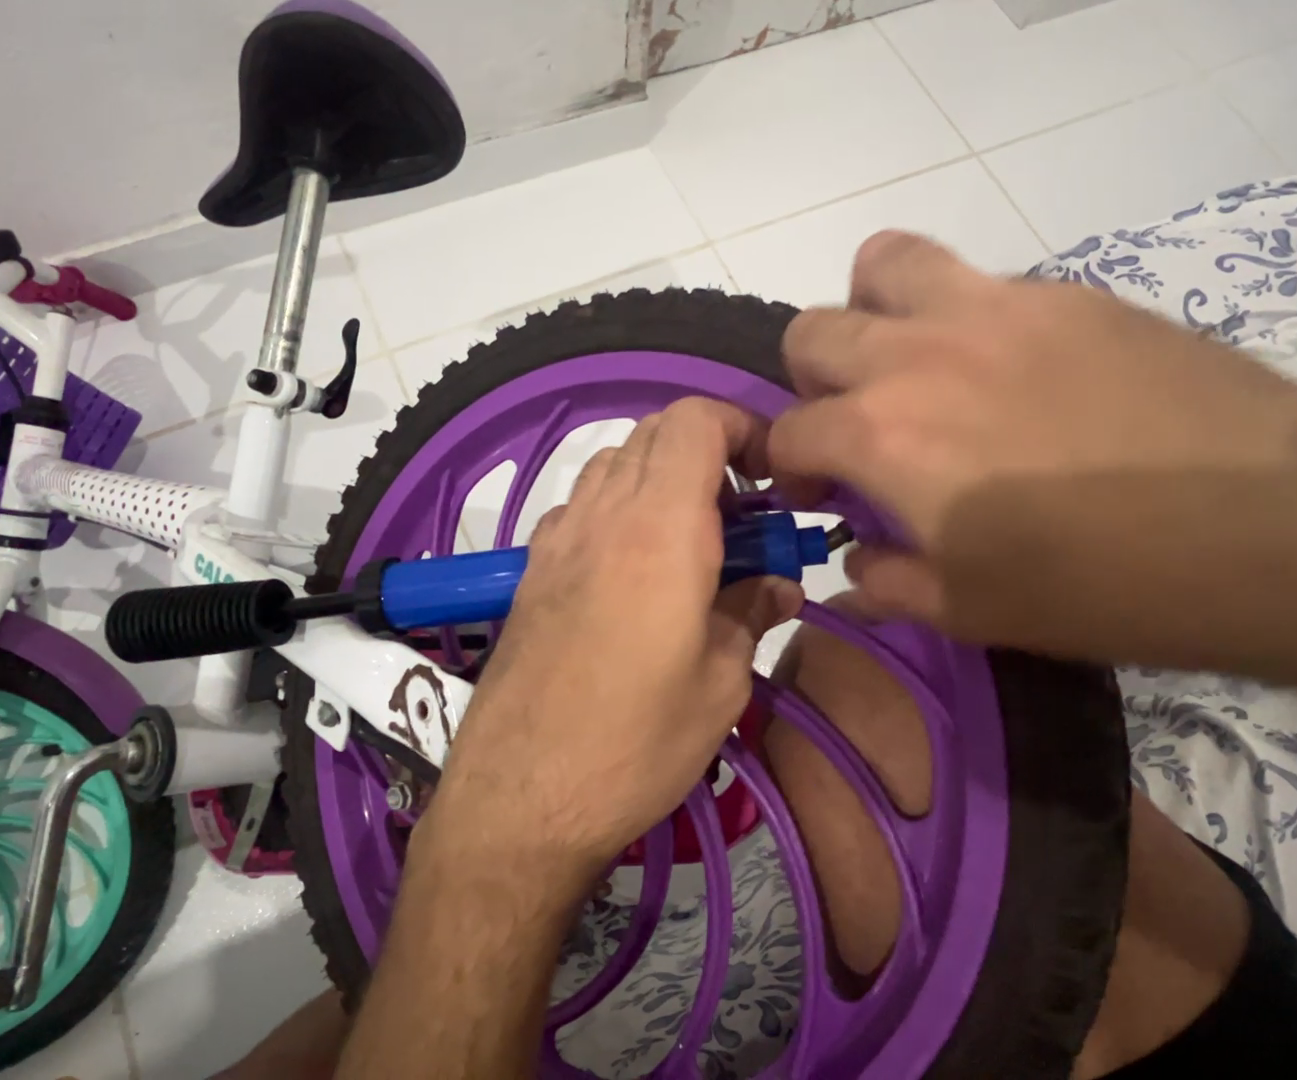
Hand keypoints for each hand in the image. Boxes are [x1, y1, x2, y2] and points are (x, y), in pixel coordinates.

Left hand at [423, 397, 802, 874]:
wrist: (520, 799)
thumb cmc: (636, 744)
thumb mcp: (721, 686)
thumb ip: (750, 613)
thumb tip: (776, 584)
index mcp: (661, 529)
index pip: (695, 420)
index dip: (742, 427)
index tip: (773, 478)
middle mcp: (602, 515)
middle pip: (655, 433)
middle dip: (709, 453)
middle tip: (742, 516)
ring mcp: (556, 540)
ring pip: (614, 464)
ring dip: (661, 479)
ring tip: (693, 543)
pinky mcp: (529, 572)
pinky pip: (581, 507)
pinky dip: (618, 509)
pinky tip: (634, 572)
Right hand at [768, 230, 1296, 670]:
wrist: (1274, 524)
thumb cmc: (1103, 585)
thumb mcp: (970, 611)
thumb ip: (888, 581)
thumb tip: (858, 562)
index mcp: (881, 435)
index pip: (788, 432)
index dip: (789, 470)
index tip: (822, 499)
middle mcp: (918, 354)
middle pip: (812, 331)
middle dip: (812, 384)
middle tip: (858, 427)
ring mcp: (993, 307)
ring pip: (883, 262)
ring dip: (872, 310)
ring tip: (911, 362)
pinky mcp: (1065, 292)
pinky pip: (976, 280)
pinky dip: (960, 317)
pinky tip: (1011, 372)